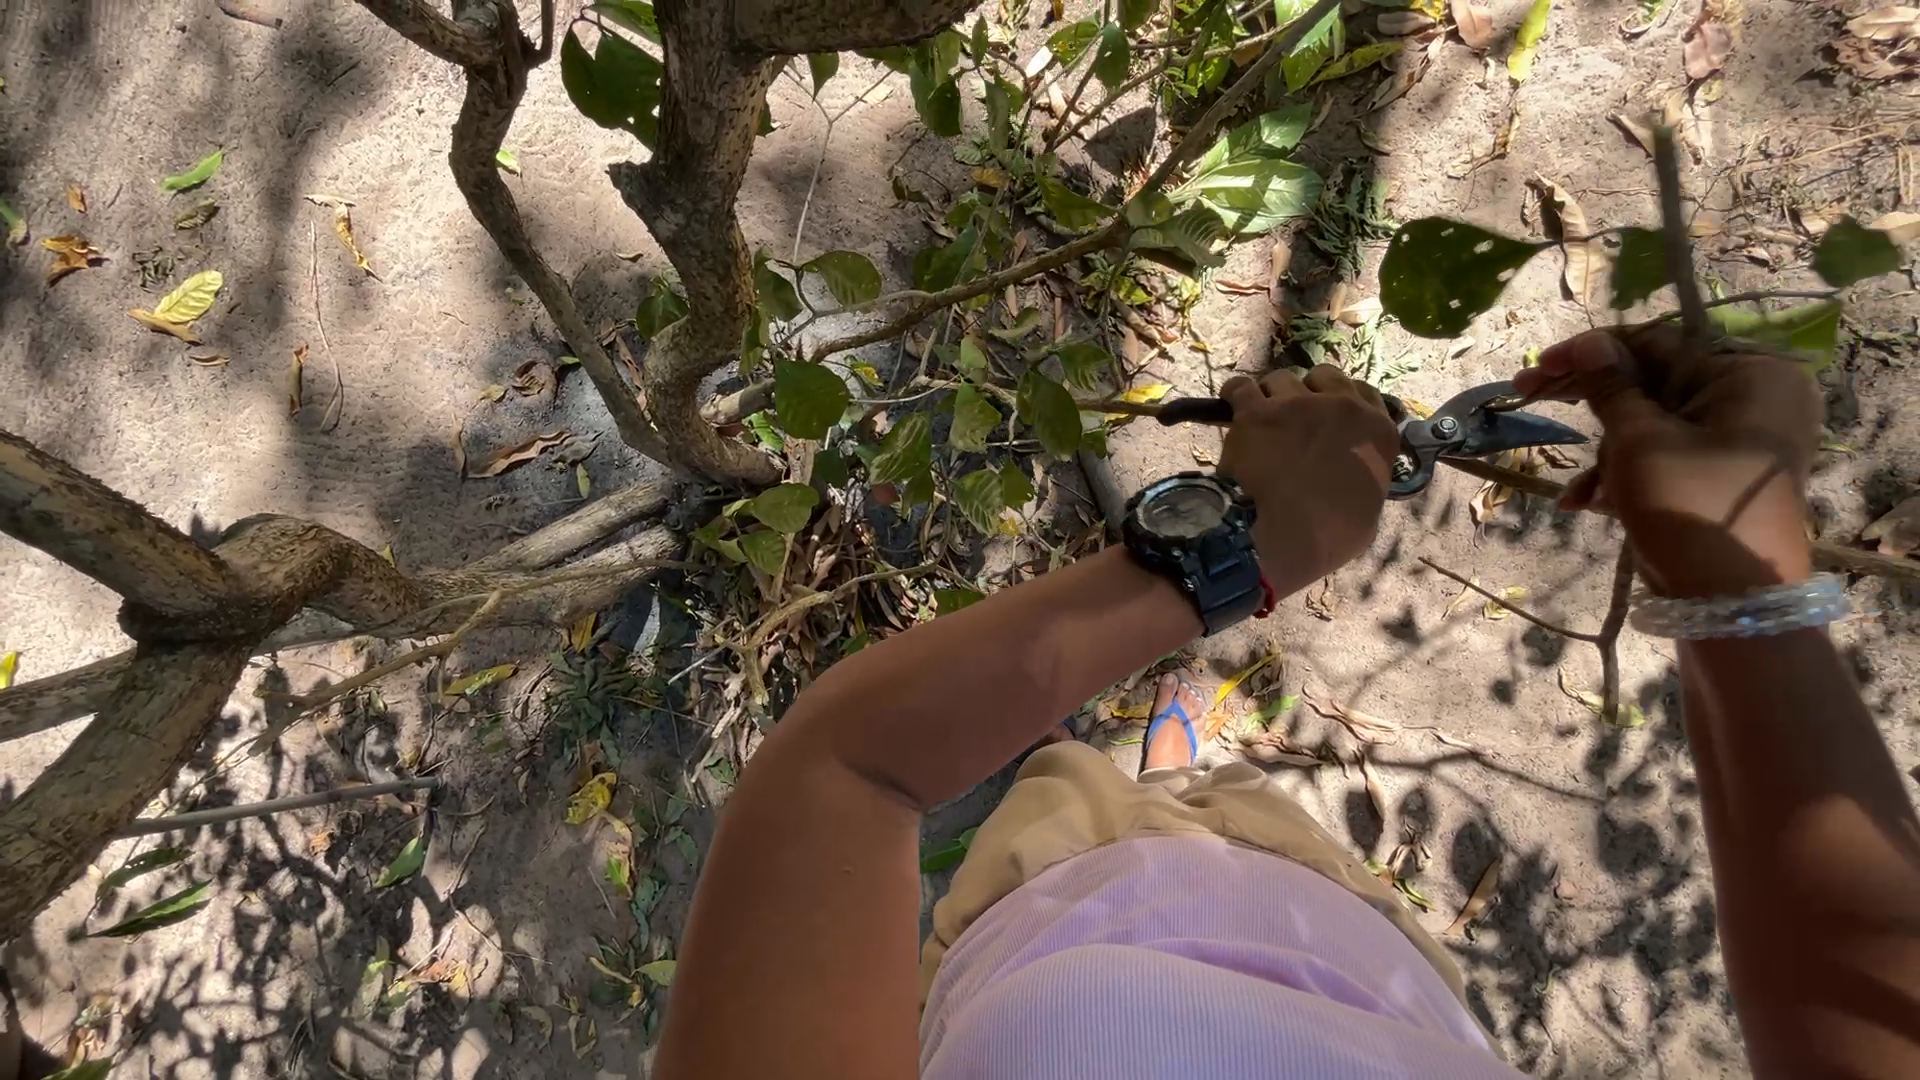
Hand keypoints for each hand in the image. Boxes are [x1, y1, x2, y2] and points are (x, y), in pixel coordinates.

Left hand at [1217, 365, 1399, 598]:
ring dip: (1269, 396)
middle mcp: (1341, 407)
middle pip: (1321, 377)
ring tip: (1258, 422)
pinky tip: (1232, 407)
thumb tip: (1347, 478)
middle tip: (1288, 418)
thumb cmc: (1331, 534)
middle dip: (1305, 392)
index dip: (1337, 399)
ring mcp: (1297, 405)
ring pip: (1279, 380)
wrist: (1287, 536)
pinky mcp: (1256, 412)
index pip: (1361, 392)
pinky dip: (1235, 394)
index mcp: (1376, 430)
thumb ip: (1361, 476)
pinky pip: (1241, 387)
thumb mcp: (1368, 506)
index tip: (1322, 413)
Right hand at [1515, 326, 1820, 597]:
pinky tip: (1585, 502)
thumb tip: (1587, 344)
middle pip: (1648, 379)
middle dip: (1585, 395)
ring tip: (1574, 488)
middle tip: (1523, 392)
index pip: (1656, 342)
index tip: (1538, 365)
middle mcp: (1747, 395)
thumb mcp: (1638, 440)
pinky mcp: (1711, 467)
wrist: (1728, 592)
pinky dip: (1618, 472)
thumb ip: (1611, 388)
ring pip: (1644, 420)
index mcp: (1745, 375)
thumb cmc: (1686, 502)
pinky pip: (1655, 451)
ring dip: (1600, 450)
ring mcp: (1732, 435)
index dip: (1591, 350)